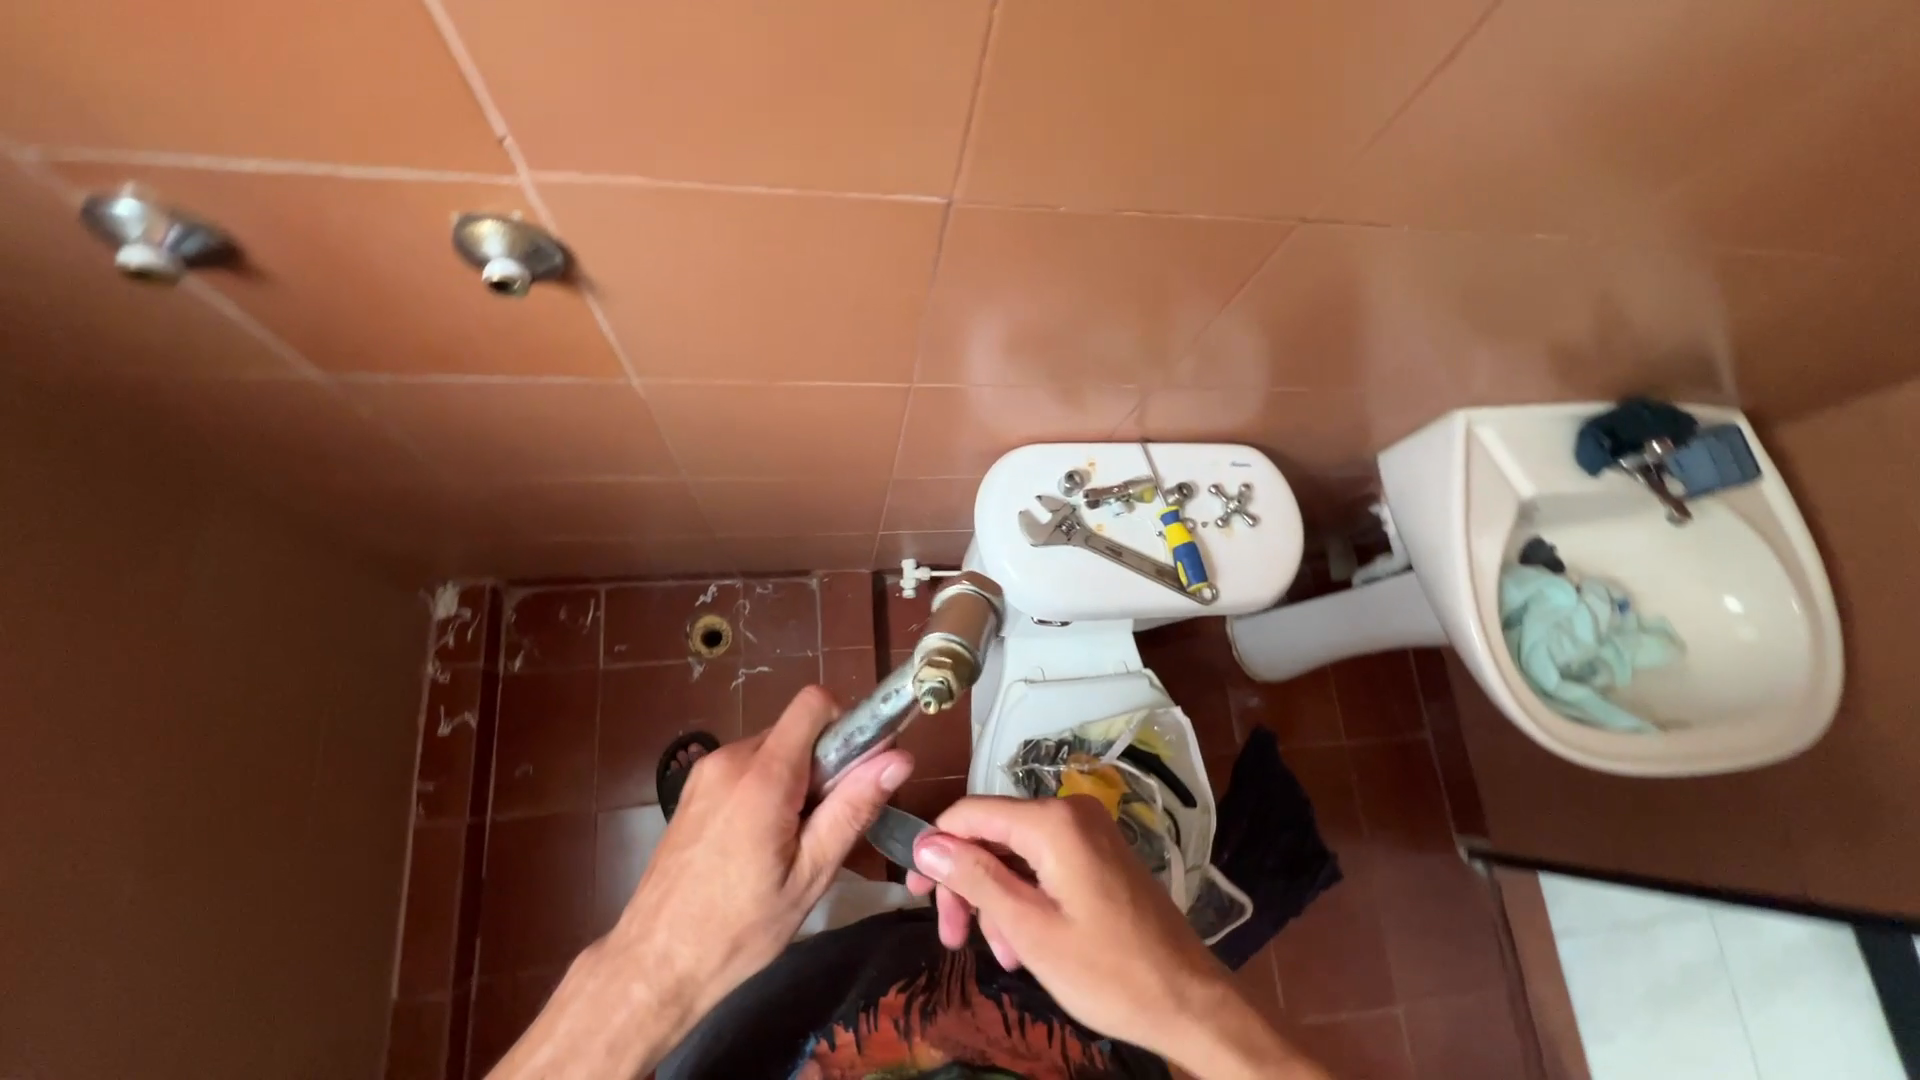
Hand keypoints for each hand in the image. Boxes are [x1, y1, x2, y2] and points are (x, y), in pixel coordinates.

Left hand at [490, 686, 911, 1078]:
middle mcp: (730, 758)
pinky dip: (770, 790)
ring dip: (797, 782)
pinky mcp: (694, 790)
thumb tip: (899, 758)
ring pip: (775, 751)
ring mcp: (707, 772)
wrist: (653, 966)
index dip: (847, 726)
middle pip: (798, 731)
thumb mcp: (810, 874)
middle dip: (824, 766)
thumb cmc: (739, 929)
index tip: (859, 772)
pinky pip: (749, 768)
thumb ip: (853, 808)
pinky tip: (763, 844)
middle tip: (826, 827)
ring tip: (792, 845)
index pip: (814, 703)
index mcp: (763, 774)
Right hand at [907, 796, 1323, 1077]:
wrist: (1191, 1001)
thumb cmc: (1108, 971)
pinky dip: (1026, 898)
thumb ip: (975, 878)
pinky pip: (1044, 864)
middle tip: (955, 939)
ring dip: (997, 900)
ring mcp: (1089, 831)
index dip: (935, 849)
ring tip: (1004, 956)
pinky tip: (1025, 945)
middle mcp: (1070, 810)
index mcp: (1052, 821)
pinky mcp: (1100, 853)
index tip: (913, 894)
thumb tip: (925, 844)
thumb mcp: (1029, 929)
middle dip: (968, 884)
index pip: (970, 813)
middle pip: (992, 834)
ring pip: (1016, 853)